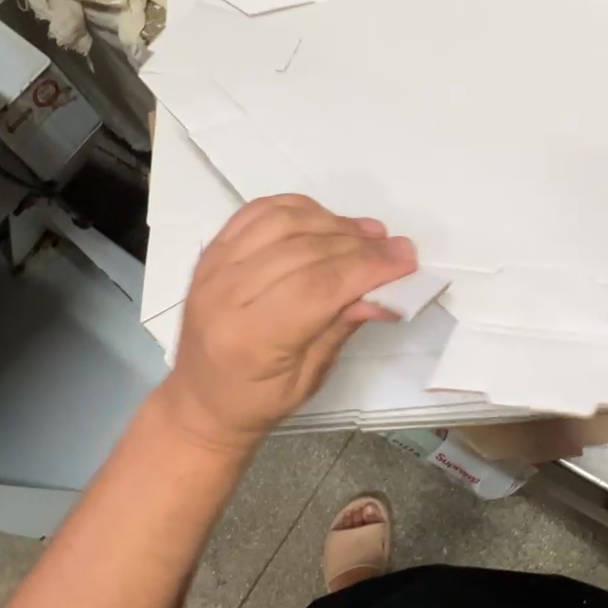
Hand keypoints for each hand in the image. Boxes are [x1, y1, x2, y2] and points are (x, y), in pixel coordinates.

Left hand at [161, 195, 416, 450]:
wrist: (200, 398)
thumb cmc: (258, 399)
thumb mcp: (311, 377)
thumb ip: (343, 326)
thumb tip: (387, 292)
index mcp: (250, 339)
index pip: (318, 287)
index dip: (367, 268)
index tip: (407, 260)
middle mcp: (225, 295)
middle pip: (305, 250)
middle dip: (360, 246)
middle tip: (398, 248)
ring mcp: (213, 267)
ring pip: (284, 222)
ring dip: (334, 222)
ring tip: (368, 235)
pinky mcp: (212, 251)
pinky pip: (259, 211)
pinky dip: (300, 209)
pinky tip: (327, 222)